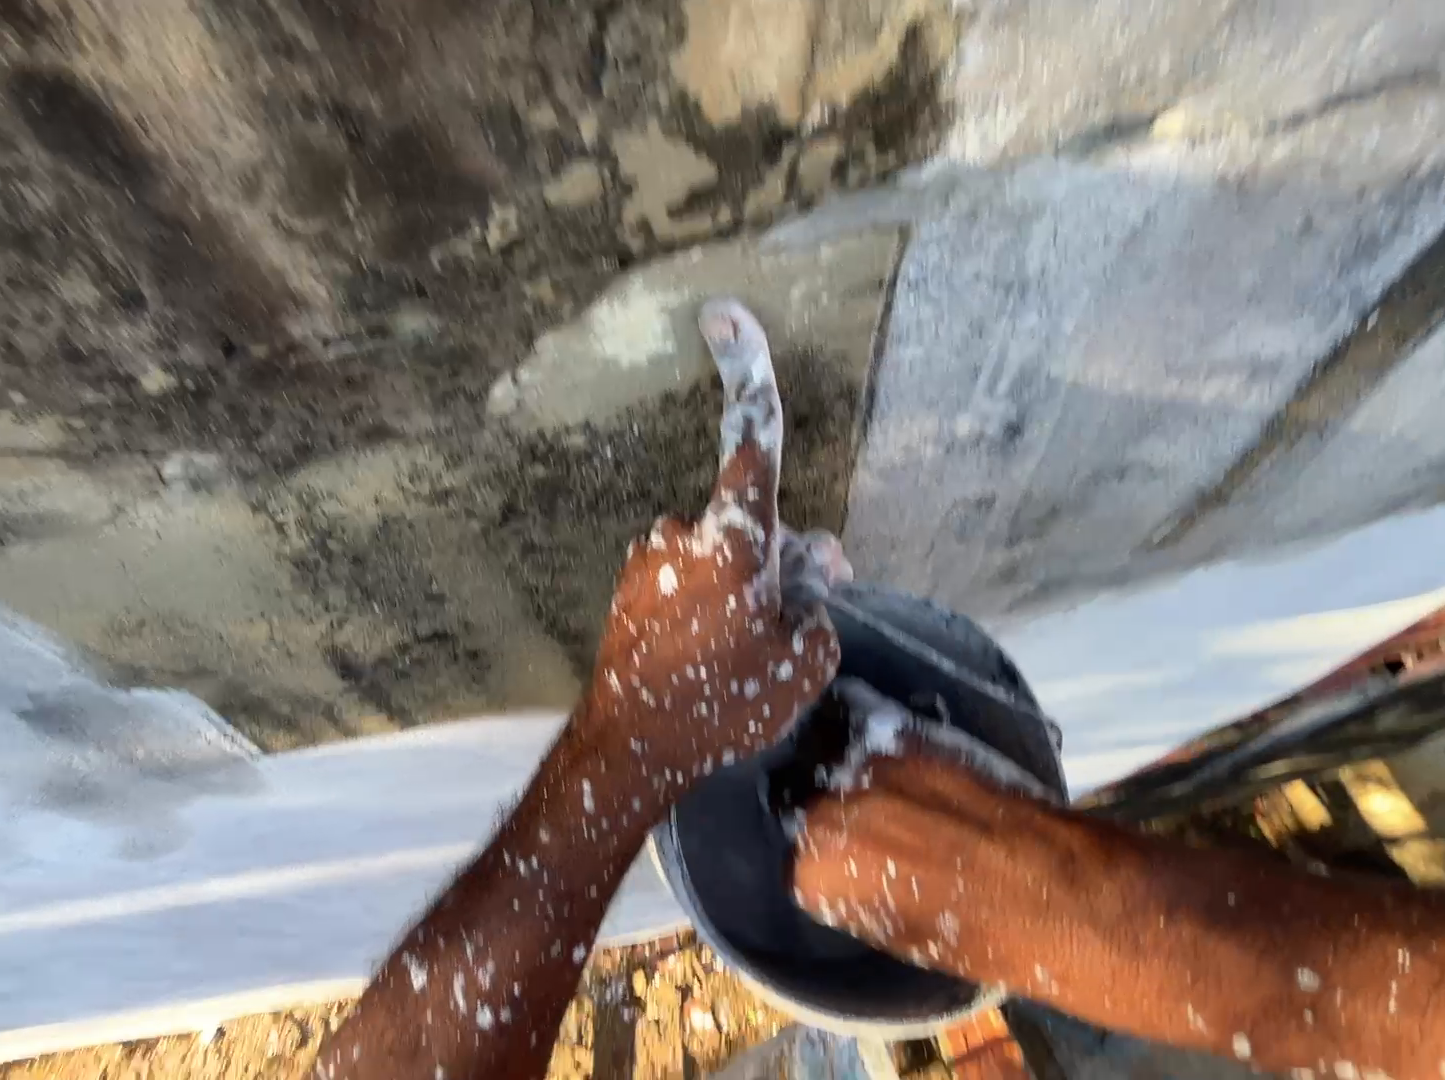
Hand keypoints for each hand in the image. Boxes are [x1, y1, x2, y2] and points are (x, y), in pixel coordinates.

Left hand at [573, 299, 850, 799]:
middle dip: (772, 555)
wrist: (632, 743)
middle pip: (745, 523)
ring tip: (739, 648)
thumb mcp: (801, 656)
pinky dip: (702, 598)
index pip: (752, 448)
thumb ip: (814, 594)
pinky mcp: (629, 587)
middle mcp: (680, 534)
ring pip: (713, 553)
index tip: (723, 315)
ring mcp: (648, 560)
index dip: (749, 377)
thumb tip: (815, 554)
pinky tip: (705, 649)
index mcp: (730, 540)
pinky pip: (682, 577)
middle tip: (788, 613)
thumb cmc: (724, 702)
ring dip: (736, 582)